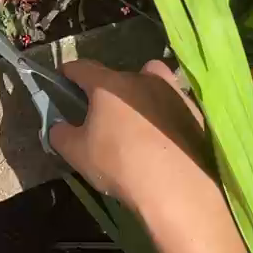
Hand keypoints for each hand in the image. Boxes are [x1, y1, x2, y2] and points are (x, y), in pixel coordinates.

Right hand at [50, 59, 215, 214]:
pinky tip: (160, 136)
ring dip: (139, 94)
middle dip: (106, 91)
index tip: (63, 79)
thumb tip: (59, 126)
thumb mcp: (76, 153)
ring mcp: (172, 91)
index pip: (82, 68)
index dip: (69, 72)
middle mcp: (142, 78)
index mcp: (108, 85)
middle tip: (101, 113)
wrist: (175, 184)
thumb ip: (60, 134)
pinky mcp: (193, 109)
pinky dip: (163, 113)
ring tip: (135, 119)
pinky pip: (171, 103)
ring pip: (150, 82)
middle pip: (118, 76)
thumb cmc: (117, 163)